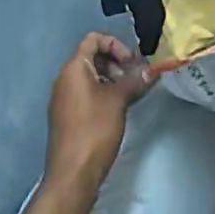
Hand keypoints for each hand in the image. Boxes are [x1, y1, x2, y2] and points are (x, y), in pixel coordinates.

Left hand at [31, 33, 152, 211]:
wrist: (71, 174)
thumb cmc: (94, 130)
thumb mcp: (117, 101)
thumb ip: (133, 81)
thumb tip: (151, 69)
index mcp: (74, 66)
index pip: (93, 39)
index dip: (115, 44)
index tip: (132, 62)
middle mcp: (65, 76)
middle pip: (91, 56)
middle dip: (115, 63)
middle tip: (133, 79)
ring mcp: (63, 96)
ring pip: (89, 76)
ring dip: (110, 79)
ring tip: (128, 95)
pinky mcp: (66, 114)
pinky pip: (84, 92)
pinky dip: (101, 93)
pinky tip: (115, 110)